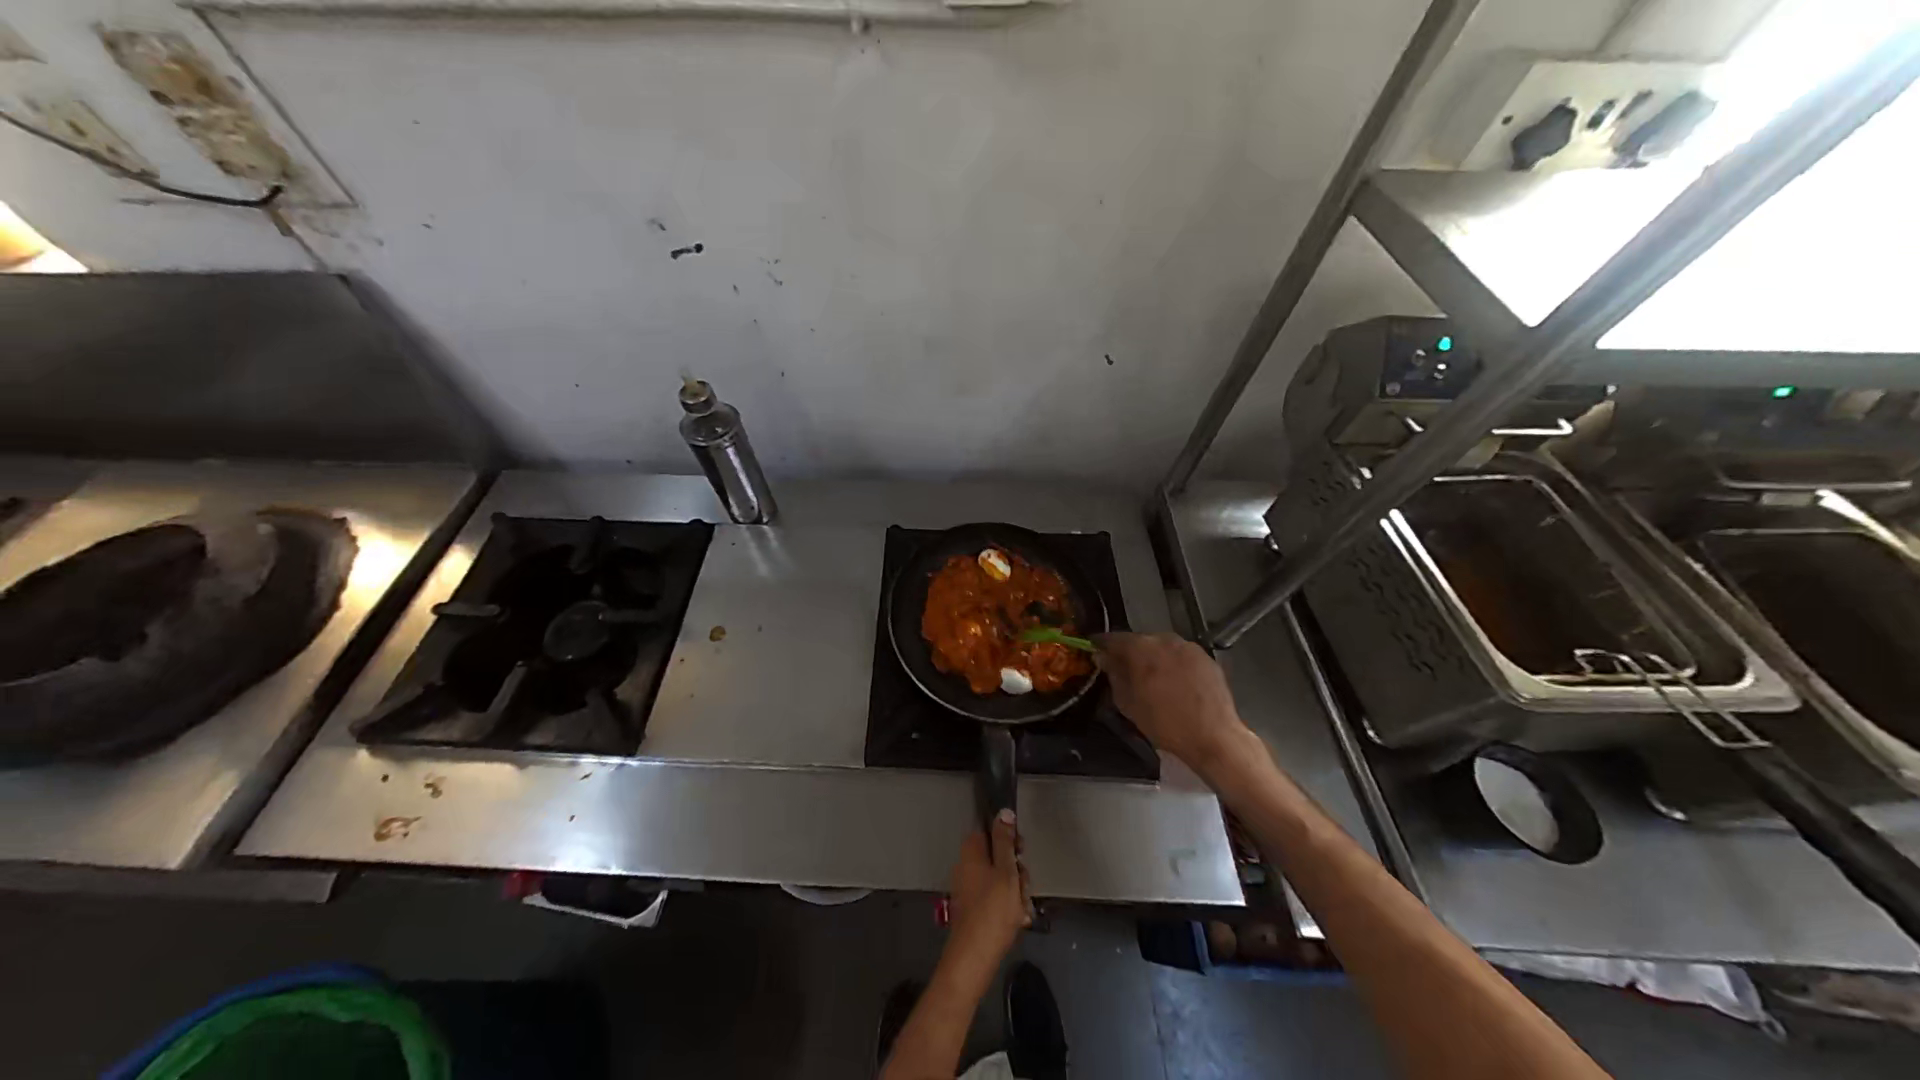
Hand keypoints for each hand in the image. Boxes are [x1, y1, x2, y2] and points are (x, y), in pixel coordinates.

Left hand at [947, 809, 1031, 955]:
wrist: (974, 958)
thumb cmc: (992, 911)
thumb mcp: (1006, 871)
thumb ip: (1006, 842)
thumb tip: (1004, 812)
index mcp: (970, 852)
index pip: (991, 831)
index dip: (1009, 840)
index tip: (1021, 853)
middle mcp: (966, 866)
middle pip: (998, 856)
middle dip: (1016, 871)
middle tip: (1022, 887)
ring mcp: (970, 888)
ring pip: (1001, 879)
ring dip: (1016, 892)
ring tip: (1020, 909)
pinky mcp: (975, 908)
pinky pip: (997, 899)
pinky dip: (1008, 907)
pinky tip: (1017, 920)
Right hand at [1095, 632, 1260, 780]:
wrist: (1213, 737)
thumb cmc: (1164, 723)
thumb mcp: (1128, 703)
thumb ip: (1113, 675)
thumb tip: (1103, 658)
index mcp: (1141, 648)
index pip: (1112, 638)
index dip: (1101, 645)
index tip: (1094, 652)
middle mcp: (1165, 639)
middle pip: (1139, 640)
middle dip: (1129, 653)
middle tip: (1124, 671)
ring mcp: (1188, 646)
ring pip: (1162, 647)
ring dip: (1153, 658)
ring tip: (1152, 680)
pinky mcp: (1206, 657)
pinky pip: (1181, 656)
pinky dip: (1173, 664)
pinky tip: (1175, 684)